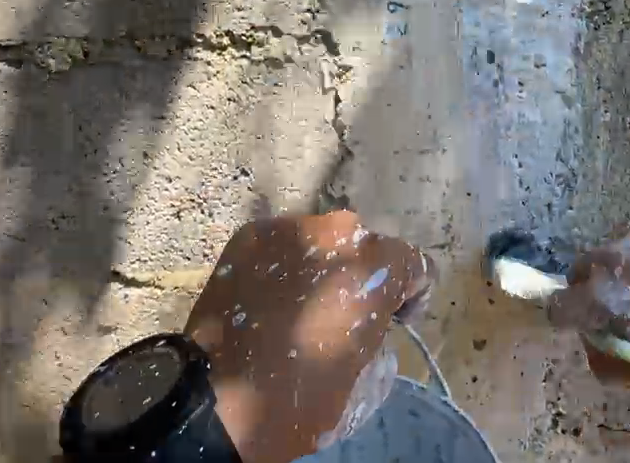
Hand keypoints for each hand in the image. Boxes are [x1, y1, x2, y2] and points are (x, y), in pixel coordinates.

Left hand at [183, 211, 433, 462]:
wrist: (214, 402)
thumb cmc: (298, 401)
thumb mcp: (364, 385)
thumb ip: (382, 340)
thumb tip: (374, 327)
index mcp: (377, 268)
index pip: (415, 263)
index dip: (411, 293)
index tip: (394, 320)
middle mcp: (342, 232)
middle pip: (367, 247)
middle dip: (362, 276)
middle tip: (341, 313)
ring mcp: (294, 226)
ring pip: (324, 240)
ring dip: (322, 266)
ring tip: (298, 302)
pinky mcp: (254, 232)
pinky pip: (284, 243)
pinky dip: (284, 264)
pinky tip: (268, 296)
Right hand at [549, 224, 629, 385]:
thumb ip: (604, 357)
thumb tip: (589, 339)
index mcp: (604, 300)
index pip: (561, 303)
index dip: (564, 312)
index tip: (575, 318)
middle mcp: (612, 262)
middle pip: (582, 269)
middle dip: (589, 285)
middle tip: (614, 305)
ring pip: (611, 254)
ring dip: (618, 271)